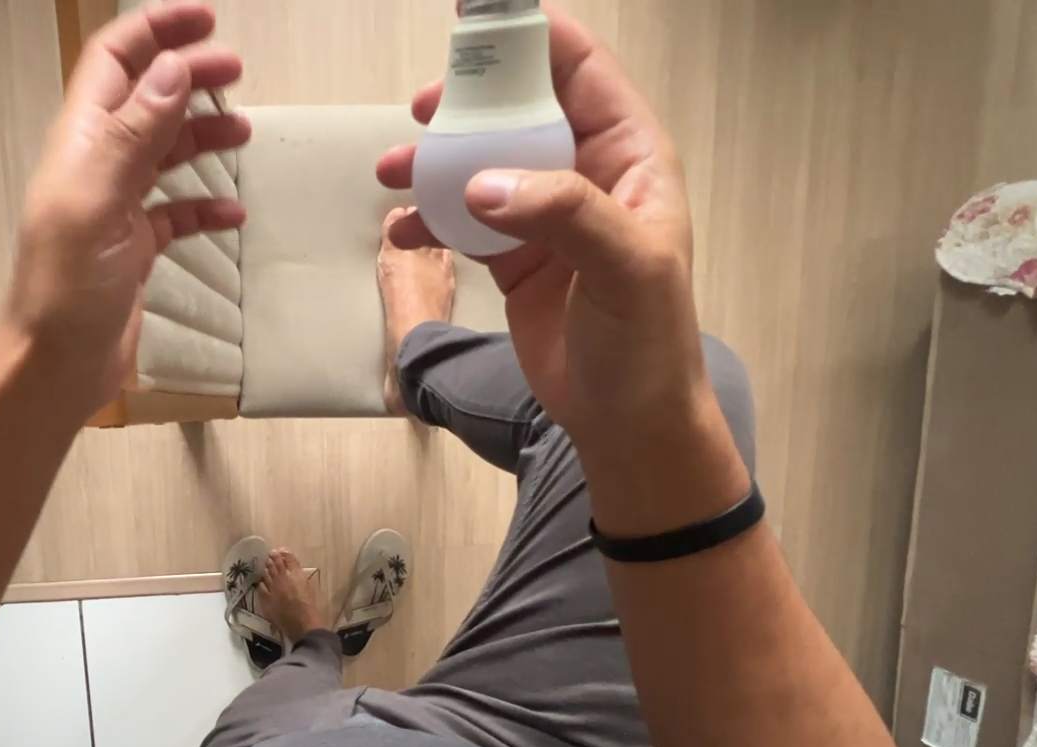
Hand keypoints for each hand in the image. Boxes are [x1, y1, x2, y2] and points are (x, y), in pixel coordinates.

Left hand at [1, 3, 249, 421]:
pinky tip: (233, 215)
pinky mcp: (134, 251)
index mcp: (80, 143)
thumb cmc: (66, 289)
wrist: (56, 363)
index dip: (156, 30)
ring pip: (162, 156)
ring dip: (200, 137)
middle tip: (235, 70)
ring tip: (242, 132)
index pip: (116, 61)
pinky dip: (204, 208)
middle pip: (145, 101)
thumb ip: (131, 135)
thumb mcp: (95, 202)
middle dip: (187, 76)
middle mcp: (97, 167)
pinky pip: (174, 216)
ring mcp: (116, 210)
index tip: (207, 18)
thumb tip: (170, 69)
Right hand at [375, 4, 701, 446]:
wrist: (623, 416)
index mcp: (628, 159)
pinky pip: (463, 227)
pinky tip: (401, 233)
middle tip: (424, 107)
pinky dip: (429, 225)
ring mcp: (544, 223)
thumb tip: (482, 185)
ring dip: (436, 169)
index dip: (533, 36)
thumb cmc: (645, 342)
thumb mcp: (624, 267)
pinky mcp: (514, 263)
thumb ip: (563, 214)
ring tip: (391, 172)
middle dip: (469, 105)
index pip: (580, 73)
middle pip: (519, 116)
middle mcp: (584, 180)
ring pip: (481, 171)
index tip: (476, 13)